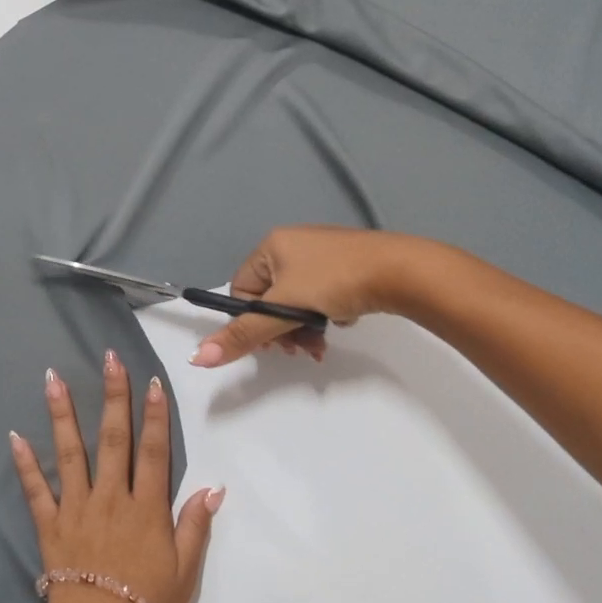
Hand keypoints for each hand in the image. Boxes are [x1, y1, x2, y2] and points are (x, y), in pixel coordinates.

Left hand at [10, 351, 223, 602]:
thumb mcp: (186, 570)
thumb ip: (196, 526)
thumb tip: (213, 487)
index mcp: (146, 507)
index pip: (154, 451)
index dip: (155, 415)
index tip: (153, 382)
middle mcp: (110, 497)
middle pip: (113, 439)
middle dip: (113, 396)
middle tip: (109, 359)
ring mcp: (76, 508)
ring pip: (70, 452)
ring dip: (62, 414)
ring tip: (53, 378)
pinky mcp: (49, 525)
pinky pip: (35, 490)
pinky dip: (24, 463)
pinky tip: (14, 434)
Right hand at [191, 225, 428, 367]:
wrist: (403, 272)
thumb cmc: (336, 281)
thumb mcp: (284, 309)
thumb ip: (243, 335)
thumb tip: (198, 358)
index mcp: (272, 246)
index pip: (242, 290)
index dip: (252, 321)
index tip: (272, 343)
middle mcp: (293, 244)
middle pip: (269, 299)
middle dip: (282, 329)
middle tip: (299, 348)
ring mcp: (322, 254)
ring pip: (297, 301)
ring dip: (303, 328)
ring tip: (321, 345)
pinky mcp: (347, 266)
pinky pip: (321, 296)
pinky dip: (325, 315)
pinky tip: (341, 323)